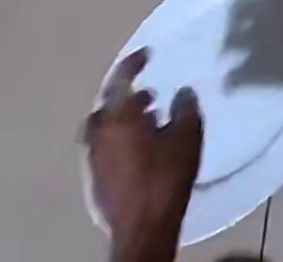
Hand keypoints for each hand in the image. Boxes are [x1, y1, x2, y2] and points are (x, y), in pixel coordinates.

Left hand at [84, 49, 202, 261]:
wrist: (144, 228)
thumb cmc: (166, 175)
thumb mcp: (187, 135)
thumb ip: (185, 107)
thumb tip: (182, 92)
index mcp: (119, 117)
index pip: (120, 80)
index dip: (133, 63)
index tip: (147, 53)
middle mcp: (101, 133)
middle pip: (107, 104)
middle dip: (127, 94)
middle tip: (149, 93)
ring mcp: (95, 158)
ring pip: (104, 126)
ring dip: (124, 117)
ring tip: (150, 118)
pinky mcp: (98, 178)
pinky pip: (106, 145)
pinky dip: (121, 136)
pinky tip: (143, 145)